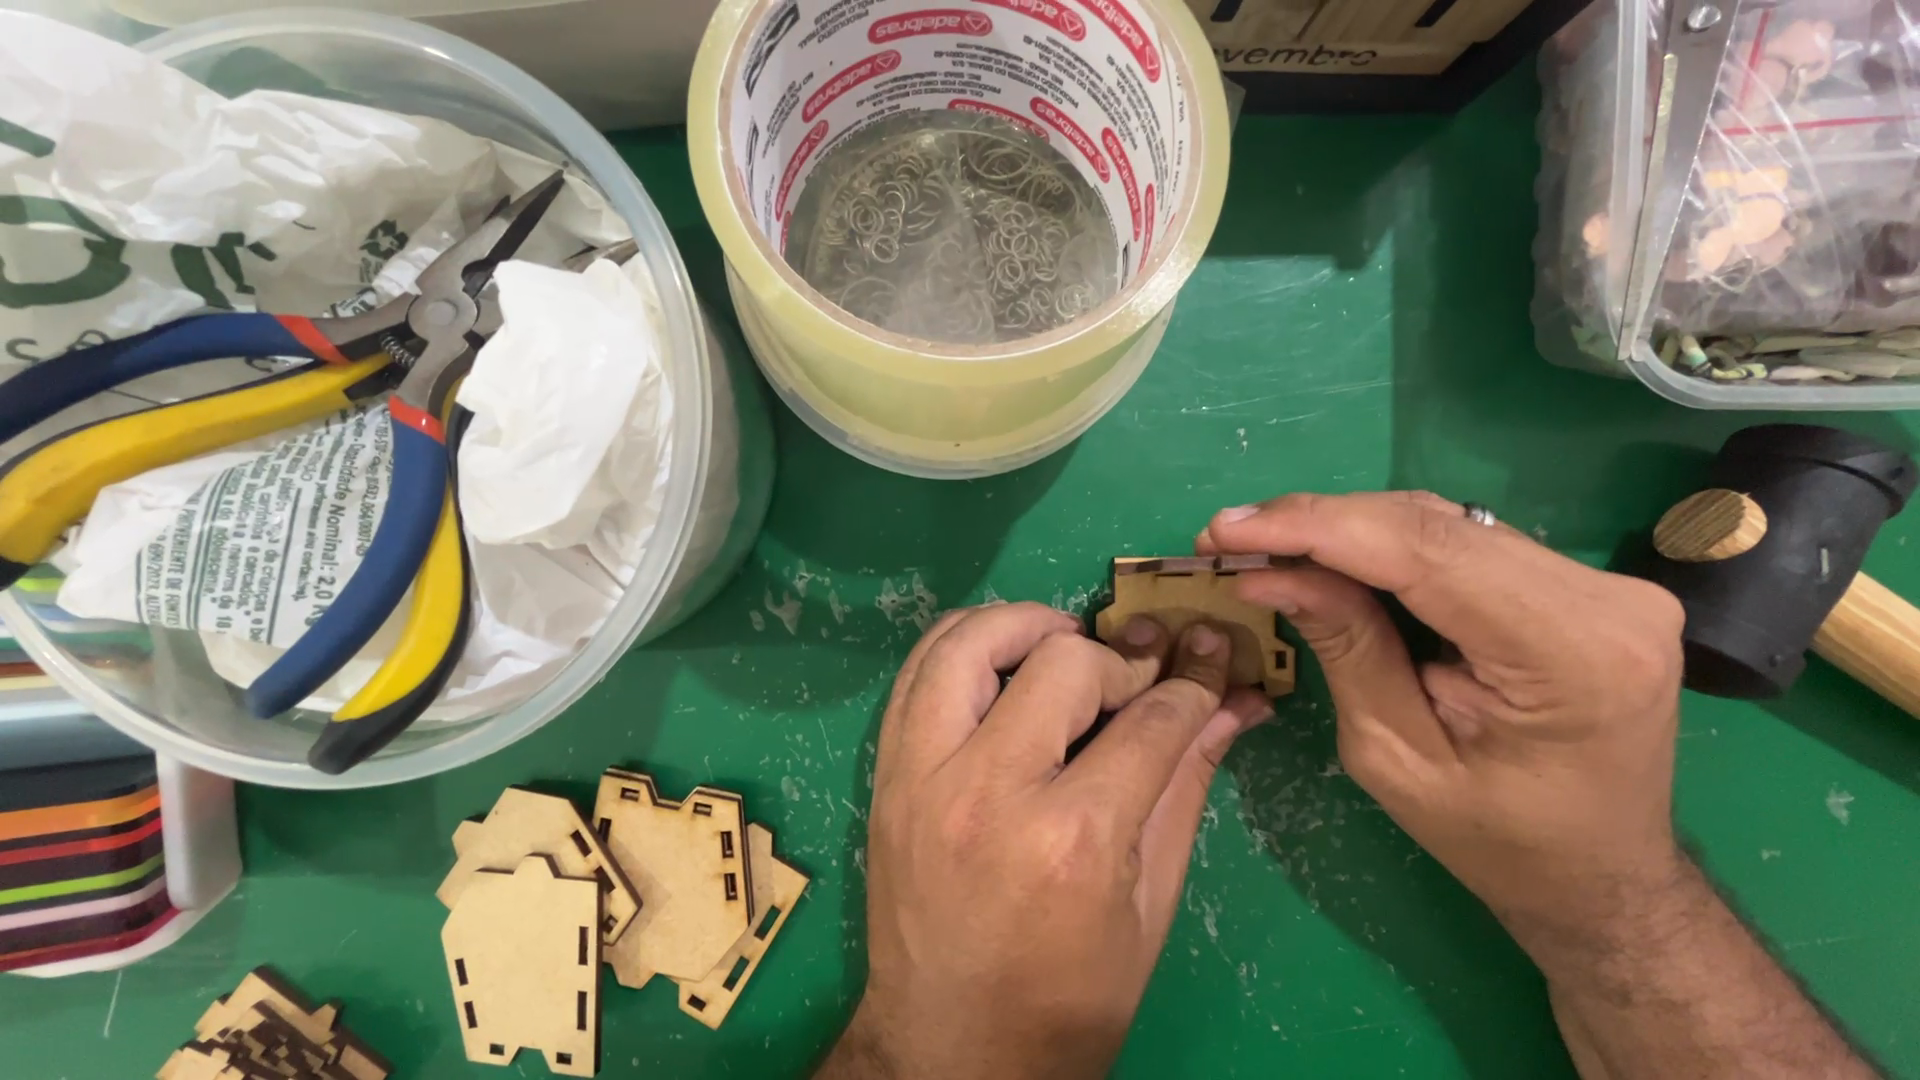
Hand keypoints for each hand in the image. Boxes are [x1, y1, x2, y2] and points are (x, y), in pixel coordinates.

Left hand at [820, 603, 1270, 1079]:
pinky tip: (1001, 659)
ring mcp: (922, 776)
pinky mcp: (887, 774)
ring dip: (1025, 626)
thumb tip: (1231, 703)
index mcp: (1071, 840)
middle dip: (1114, 659)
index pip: (1149, 721)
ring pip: (968, 641)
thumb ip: (1185, 787)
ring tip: (1060, 644)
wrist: (949, 1048)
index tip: (1201, 666)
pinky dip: (963, 645)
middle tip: (1128, 682)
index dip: (1189, 684)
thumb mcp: (1149, 904)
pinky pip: (917, 671)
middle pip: (1061, 662)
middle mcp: (989, 792)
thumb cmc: (1067, 998)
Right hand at [1199, 493, 1687, 951]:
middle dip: (1314, 523)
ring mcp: (1599, 584)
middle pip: (1429, 524)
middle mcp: (1601, 599)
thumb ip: (1343, 648)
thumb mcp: (1393, 755)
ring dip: (1341, 528)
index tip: (1225, 528)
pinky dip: (1379, 544)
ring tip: (1261, 544)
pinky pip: (1457, 541)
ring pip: (1438, 522)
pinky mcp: (1577, 583)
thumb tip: (1269, 573)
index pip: (1423, 551)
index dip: (1314, 527)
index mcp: (1570, 654)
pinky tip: (1323, 554)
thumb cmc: (1495, 840)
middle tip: (1227, 536)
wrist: (1600, 874)